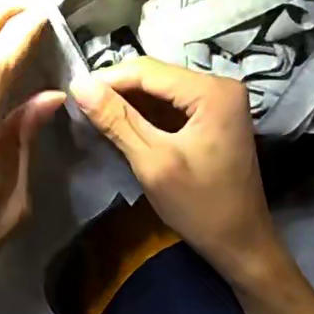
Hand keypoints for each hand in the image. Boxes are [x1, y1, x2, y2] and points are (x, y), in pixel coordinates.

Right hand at [69, 58, 285, 287]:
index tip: (73, 93)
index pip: (148, 70)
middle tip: (81, 106)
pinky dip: (147, 115)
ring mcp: (220, 102)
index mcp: (212, 91)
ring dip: (129, 103)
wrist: (241, 242)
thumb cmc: (200, 206)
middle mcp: (220, 85)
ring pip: (161, 91)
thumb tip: (79, 84)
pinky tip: (122, 125)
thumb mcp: (153, 161)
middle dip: (118, 90)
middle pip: (156, 77)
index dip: (108, 79)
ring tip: (95, 116)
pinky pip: (172, 106)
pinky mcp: (214, 118)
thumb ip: (116, 120)